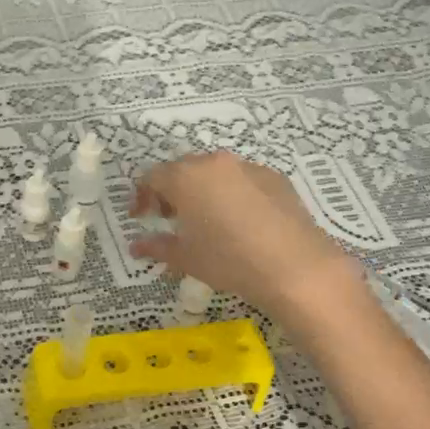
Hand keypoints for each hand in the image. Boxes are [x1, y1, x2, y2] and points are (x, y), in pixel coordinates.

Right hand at [129, 152, 363, 318]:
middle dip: (171, 192)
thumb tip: (136, 246)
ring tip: (206, 220)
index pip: (152, 177)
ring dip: (202, 190)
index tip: (141, 217)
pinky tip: (239, 222)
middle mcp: (215, 163)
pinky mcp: (275, 177)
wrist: (293, 265)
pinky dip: (232, 194)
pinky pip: (242, 180)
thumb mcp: (186, 258)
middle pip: (183, 169)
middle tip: (170, 219)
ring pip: (215, 172)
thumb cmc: (228, 260)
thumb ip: (157, 247)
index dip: (142, 196)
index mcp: (185, 178)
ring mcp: (248, 167)